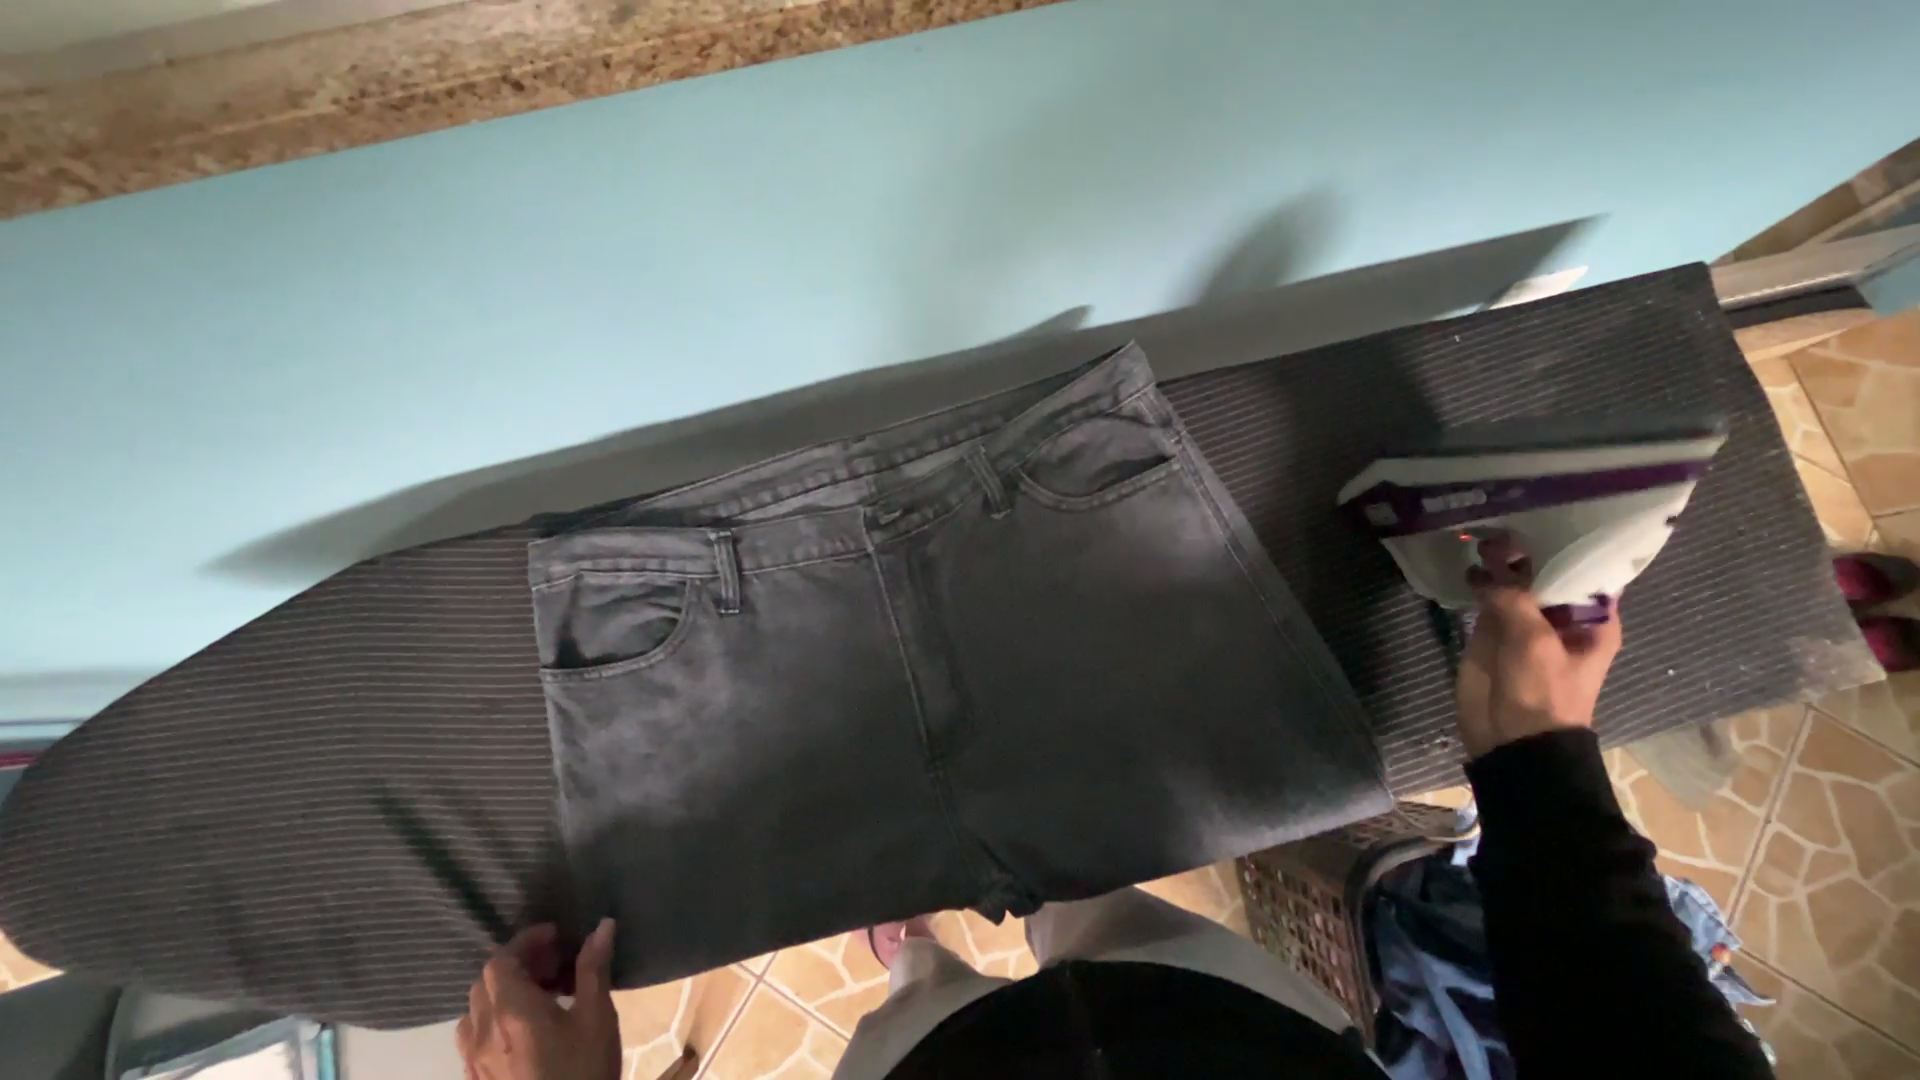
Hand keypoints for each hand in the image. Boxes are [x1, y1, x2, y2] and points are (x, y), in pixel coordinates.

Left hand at [457, 919, 620, 1079]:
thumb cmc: (584, 1071)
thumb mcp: (597, 1017)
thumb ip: (593, 969)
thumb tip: (601, 926)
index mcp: (512, 1011)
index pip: (501, 960)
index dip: (525, 941)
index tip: (556, 935)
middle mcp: (483, 1032)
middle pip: (485, 982)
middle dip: (517, 963)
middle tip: (553, 962)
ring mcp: (474, 1062)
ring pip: (474, 1013)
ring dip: (501, 993)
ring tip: (538, 997)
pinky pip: (473, 1041)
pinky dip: (493, 1021)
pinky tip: (523, 1034)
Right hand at [1454, 536, 1622, 758]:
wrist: (1511, 740)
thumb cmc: (1541, 692)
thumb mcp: (1533, 642)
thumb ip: (1513, 599)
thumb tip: (1485, 571)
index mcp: (1592, 619)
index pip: (1585, 572)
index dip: (1567, 546)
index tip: (1545, 517)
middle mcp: (1561, 616)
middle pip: (1543, 574)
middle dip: (1524, 552)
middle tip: (1500, 528)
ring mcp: (1524, 624)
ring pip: (1512, 584)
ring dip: (1497, 565)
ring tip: (1478, 542)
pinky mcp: (1492, 634)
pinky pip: (1486, 600)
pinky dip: (1476, 583)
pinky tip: (1465, 566)